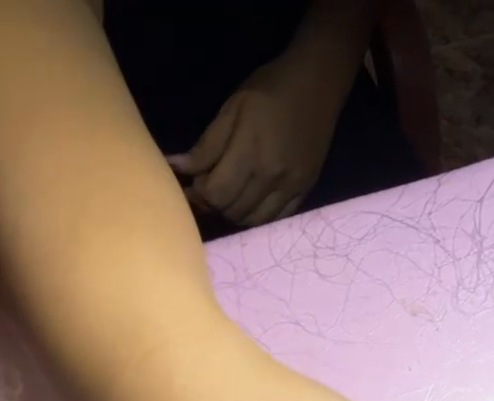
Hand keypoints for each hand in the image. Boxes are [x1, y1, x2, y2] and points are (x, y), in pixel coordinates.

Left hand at [171, 51, 345, 226]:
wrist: (316, 87)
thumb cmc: (268, 90)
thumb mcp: (231, 109)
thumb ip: (206, 145)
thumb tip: (177, 168)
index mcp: (250, 153)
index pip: (216, 194)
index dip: (198, 194)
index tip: (192, 183)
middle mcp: (272, 177)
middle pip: (234, 211)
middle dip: (214, 204)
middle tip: (209, 187)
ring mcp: (291, 187)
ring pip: (255, 220)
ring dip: (236, 212)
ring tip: (230, 194)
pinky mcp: (305, 190)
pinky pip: (277, 218)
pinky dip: (259, 214)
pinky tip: (252, 199)